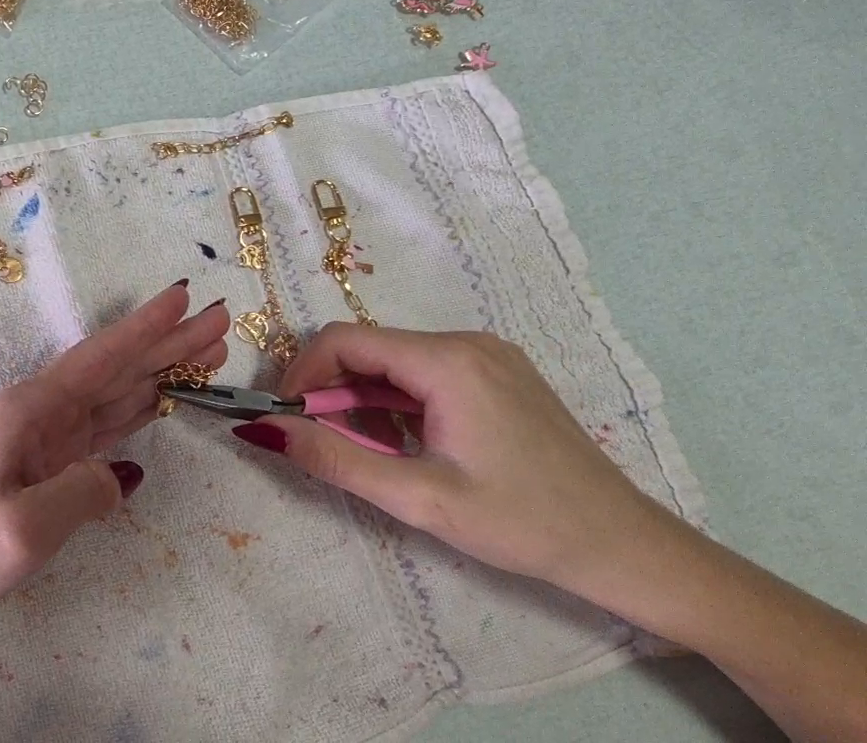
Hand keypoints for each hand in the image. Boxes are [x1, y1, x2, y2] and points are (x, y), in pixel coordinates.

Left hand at [0, 282, 229, 615]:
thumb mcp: (25, 527)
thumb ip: (81, 493)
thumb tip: (123, 475)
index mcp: (31, 409)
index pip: (98, 359)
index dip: (143, 328)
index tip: (183, 297)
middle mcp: (42, 409)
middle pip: (115, 367)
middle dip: (166, 342)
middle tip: (220, 320)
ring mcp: (50, 432)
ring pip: (115, 390)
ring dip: (160, 369)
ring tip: (210, 352)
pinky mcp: (55, 457)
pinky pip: (107, 421)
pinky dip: (141, 405)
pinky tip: (166, 395)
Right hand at [237, 323, 667, 585]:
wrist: (627, 548)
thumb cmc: (523, 523)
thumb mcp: (418, 498)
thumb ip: (333, 459)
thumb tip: (262, 430)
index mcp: (447, 361)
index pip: (342, 340)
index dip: (301, 373)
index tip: (285, 417)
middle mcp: (465, 342)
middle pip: (365, 347)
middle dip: (329, 390)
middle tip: (319, 441)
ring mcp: (485, 355)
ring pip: (390, 361)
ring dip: (360, 399)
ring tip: (365, 451)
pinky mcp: (496, 373)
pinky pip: (420, 372)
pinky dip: (393, 401)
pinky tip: (402, 443)